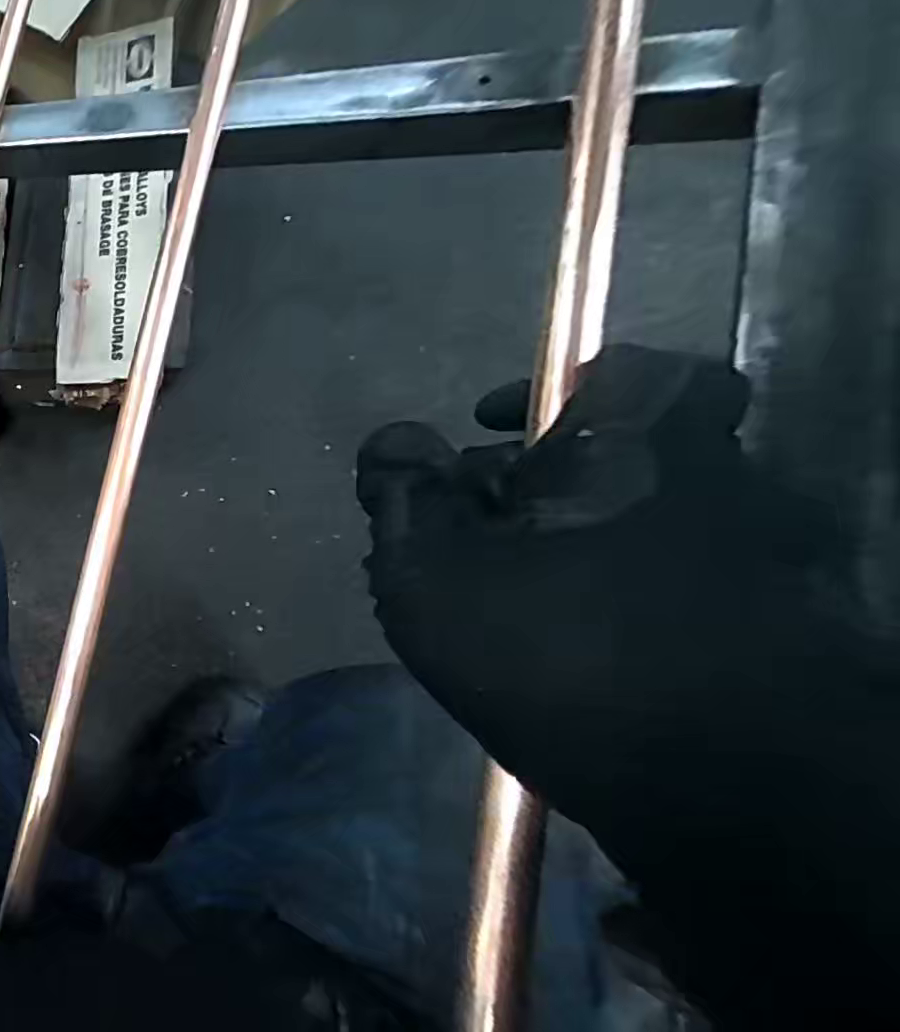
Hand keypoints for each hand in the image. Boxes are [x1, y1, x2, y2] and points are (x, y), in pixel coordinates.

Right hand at [353, 344, 845, 828]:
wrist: (726, 797)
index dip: (556, 385)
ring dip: (559, 535)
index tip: (493, 424)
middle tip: (465, 526)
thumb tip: (394, 439)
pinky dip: (601, 581)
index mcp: (637, 455)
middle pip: (612, 454)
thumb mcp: (429, 572)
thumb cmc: (551, 653)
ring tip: (488, 589)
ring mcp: (758, 558)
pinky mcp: (775, 623)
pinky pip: (664, 571)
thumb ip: (404, 497)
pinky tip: (549, 632)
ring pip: (632, 517)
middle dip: (530, 479)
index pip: (629, 371)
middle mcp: (714, 487)